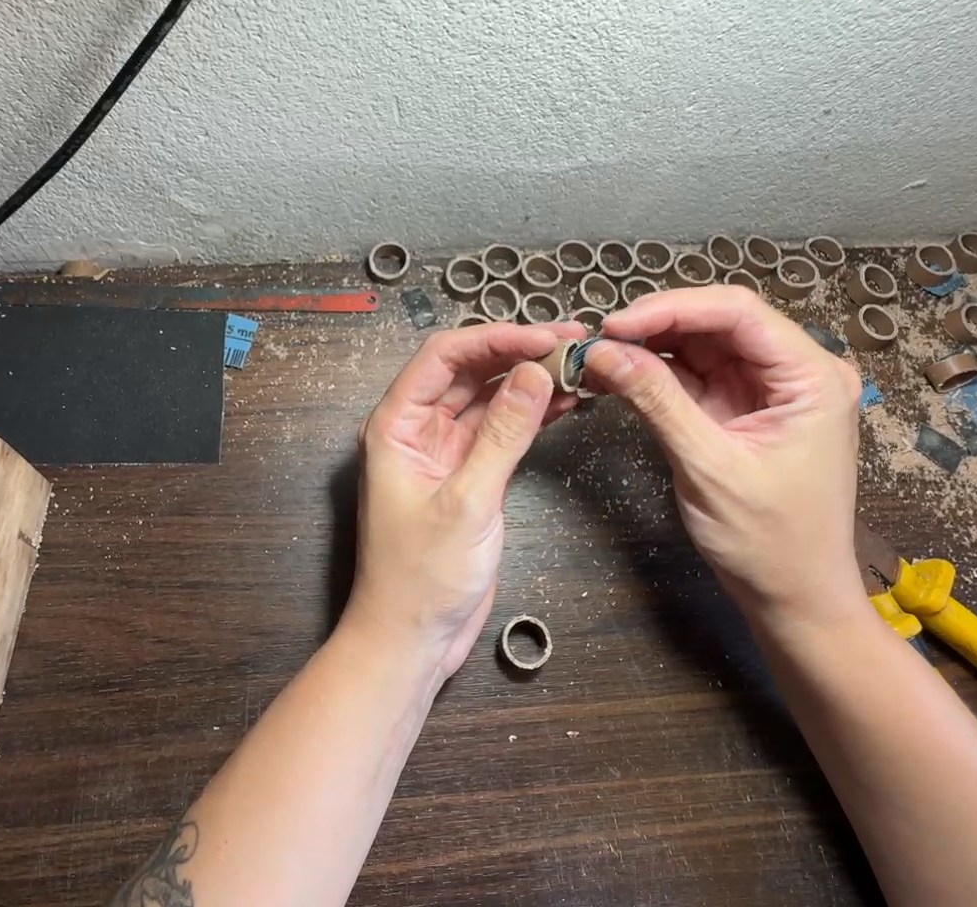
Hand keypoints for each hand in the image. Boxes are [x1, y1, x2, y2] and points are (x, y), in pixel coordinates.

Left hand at [346, 321, 583, 684]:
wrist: (413, 638)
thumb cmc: (421, 577)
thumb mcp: (466, 501)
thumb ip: (503, 434)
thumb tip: (536, 373)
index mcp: (396, 425)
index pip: (443, 357)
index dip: (494, 338)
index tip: (545, 337)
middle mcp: (417, 429)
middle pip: (469, 371)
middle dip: (518, 352)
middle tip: (575, 342)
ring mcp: (445, 451)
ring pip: (488, 398)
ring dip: (529, 381)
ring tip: (580, 366)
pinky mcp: (470, 475)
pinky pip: (501, 431)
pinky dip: (531, 416)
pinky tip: (567, 403)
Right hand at [583, 287, 866, 631]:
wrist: (792, 596)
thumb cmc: (769, 540)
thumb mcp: (708, 466)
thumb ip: (657, 401)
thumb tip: (603, 352)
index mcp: (811, 376)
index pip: (738, 313)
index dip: (672, 308)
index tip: (615, 325)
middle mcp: (792, 371)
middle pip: (716, 322)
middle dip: (655, 326)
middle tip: (599, 341)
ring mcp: (763, 388)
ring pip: (698, 345)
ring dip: (647, 347)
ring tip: (598, 356)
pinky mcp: (737, 407)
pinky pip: (690, 375)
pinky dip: (651, 374)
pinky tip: (615, 375)